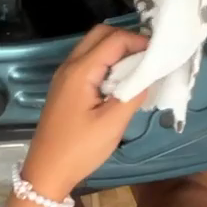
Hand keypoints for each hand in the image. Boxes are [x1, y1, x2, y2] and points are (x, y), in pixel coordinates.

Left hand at [20, 25, 149, 198]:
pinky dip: (106, 64)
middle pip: (100, 35)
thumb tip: (149, 74)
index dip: (139, 42)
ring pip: (92, 48)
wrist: (46, 172)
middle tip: (148, 60)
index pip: (114, 40)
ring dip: (116, 52)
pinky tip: (120, 83)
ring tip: (138, 71)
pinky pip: (88, 63)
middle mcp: (70, 66)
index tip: (160, 56)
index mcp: (81, 71)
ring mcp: (64, 77)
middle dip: (127, 40)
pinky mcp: (65, 89)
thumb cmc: (79, 149)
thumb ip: (133, 94)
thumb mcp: (112, 124)